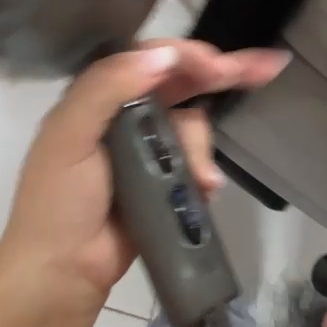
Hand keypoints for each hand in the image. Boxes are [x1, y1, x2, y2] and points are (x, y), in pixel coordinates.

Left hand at [0, 40, 287, 304]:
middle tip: (267, 67)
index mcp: (99, 97)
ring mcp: (147, 150)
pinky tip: (205, 189)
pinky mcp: (164, 181)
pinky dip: (205, 173)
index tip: (220, 65)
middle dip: (222, 75)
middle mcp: (126, 116)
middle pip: (181, 84)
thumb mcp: (69, 136)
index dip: (187, 56)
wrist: (63, 271)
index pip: (149, 59)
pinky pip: (196, 162)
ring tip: (201, 181)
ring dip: (202, 149)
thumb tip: (164, 55)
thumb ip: (109, 87)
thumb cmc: (58, 201)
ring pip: (192, 127)